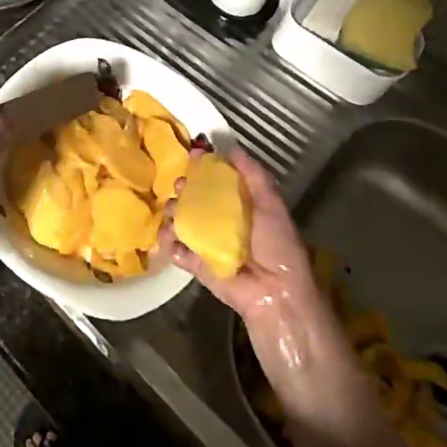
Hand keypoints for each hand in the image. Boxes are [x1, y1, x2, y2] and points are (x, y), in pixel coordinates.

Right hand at [161, 148, 363, 421]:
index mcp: (247, 207)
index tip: (192, 154)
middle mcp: (228, 223)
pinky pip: (180, 253)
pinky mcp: (201, 269)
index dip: (205, 167)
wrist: (276, 298)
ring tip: (171, 210)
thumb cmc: (279, 249)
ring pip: (184, 223)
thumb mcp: (271, 206)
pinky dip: (171, 245)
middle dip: (185, 189)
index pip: (221, 180)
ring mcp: (212, 246)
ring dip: (174, 214)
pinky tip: (168, 238)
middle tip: (178, 185)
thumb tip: (234, 148)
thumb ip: (254, 178)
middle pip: (198, 200)